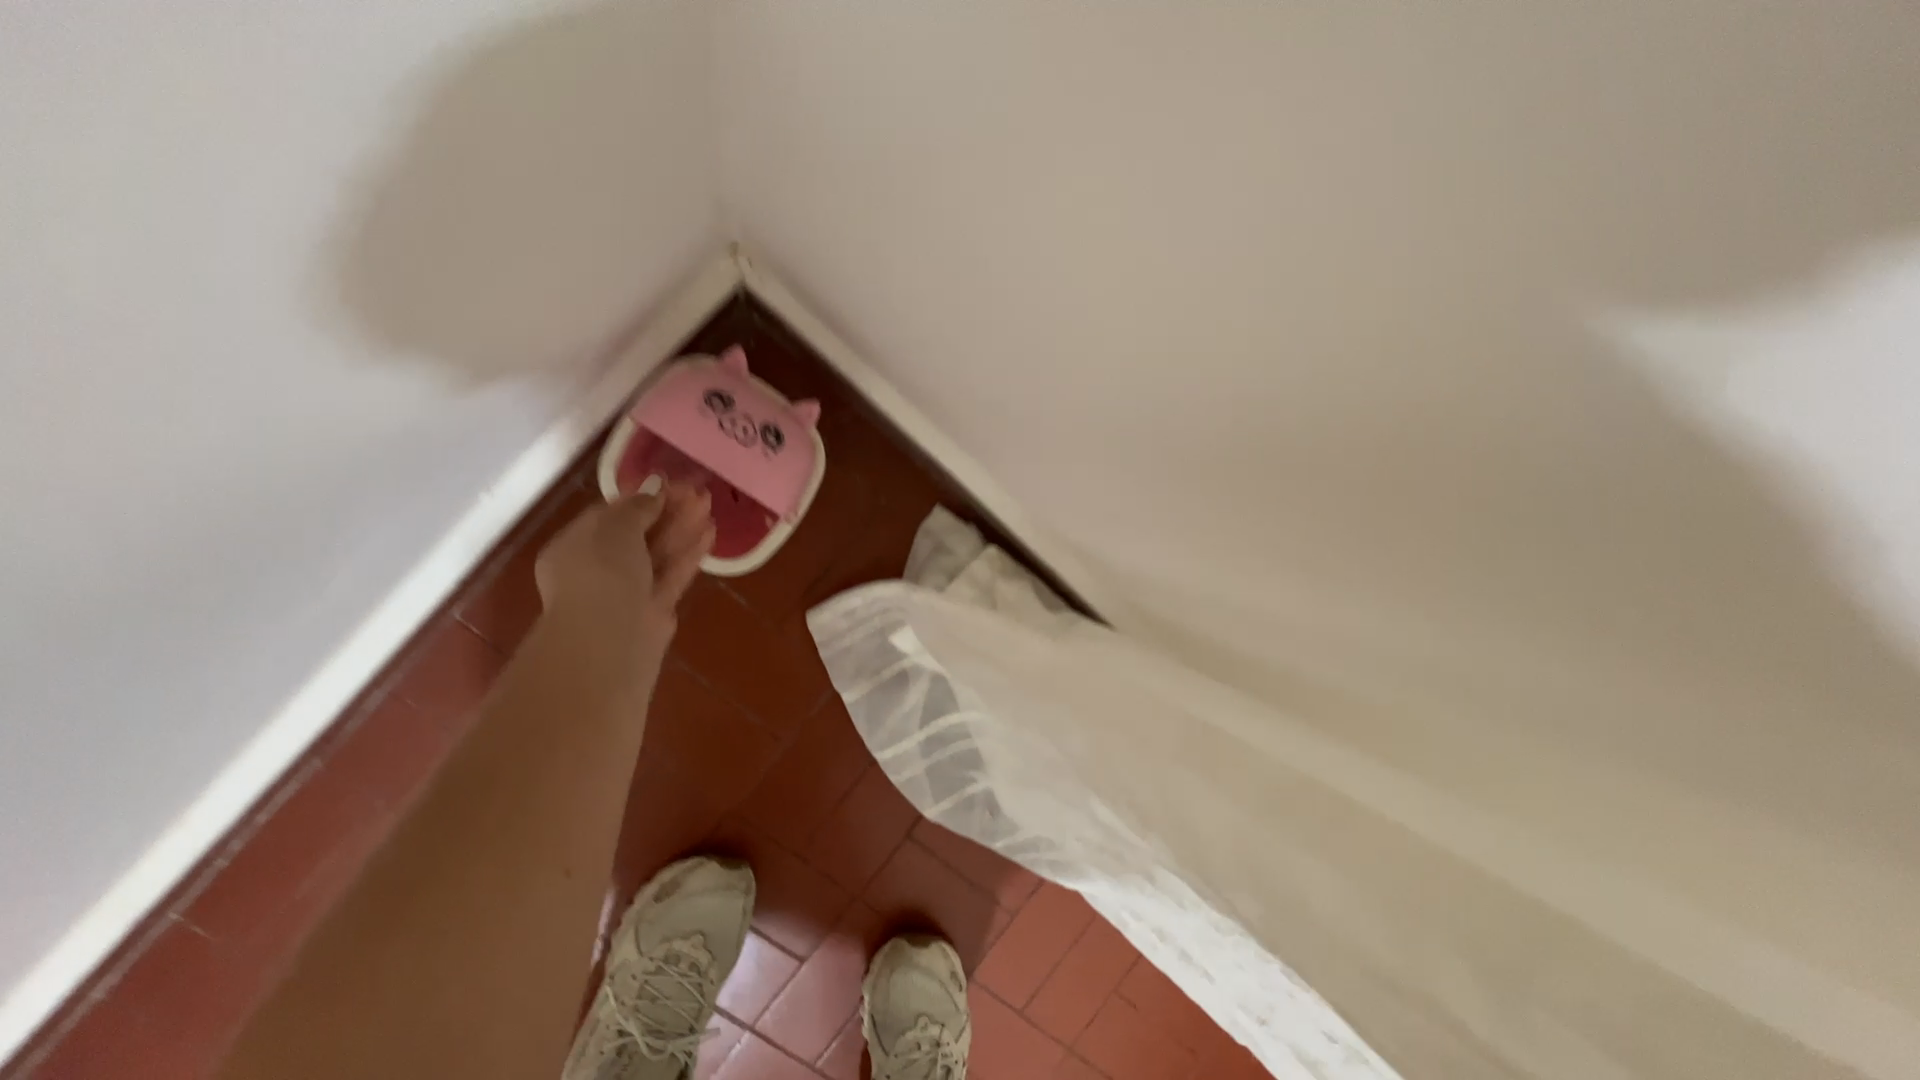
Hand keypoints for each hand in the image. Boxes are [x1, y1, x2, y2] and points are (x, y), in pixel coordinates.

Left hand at [534, 482, 713, 655]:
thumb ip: (638, 507)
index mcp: (574, 546)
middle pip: (637, 534)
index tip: (668, 481)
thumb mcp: (616, 527)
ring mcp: (627, 592)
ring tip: (708, 503)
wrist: (610, 637)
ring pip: (658, 554)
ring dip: (682, 528)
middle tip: (695, 489)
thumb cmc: (601, 572)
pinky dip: (689, 554)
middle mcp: (597, 569)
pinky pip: (672, 575)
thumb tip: (653, 489)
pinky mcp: (653, 610)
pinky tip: (710, 533)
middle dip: (666, 510)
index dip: (639, 497)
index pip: (608, 515)